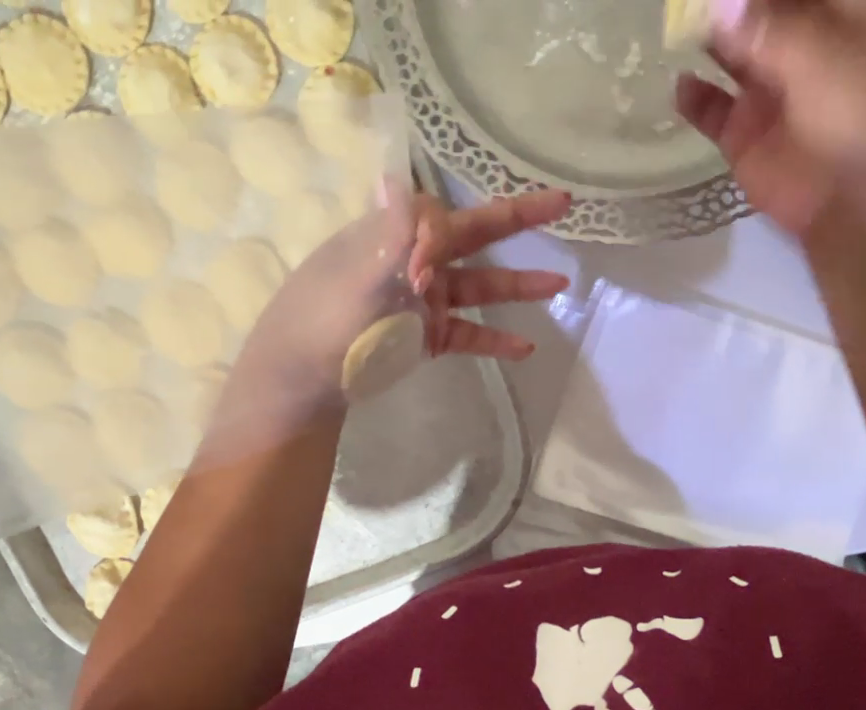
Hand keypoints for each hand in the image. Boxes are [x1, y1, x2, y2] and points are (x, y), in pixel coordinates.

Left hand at [238, 188, 570, 389]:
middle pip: (473, 236)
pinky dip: (496, 340)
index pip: (441, 216)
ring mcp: (425, 303)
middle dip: (516, 221)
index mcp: (394, 237)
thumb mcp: (358, 274)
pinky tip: (526, 346)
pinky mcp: (429, 338)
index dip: (449, 232)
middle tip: (561, 205)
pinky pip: (470, 335)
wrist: (305, 377)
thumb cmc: (326, 319)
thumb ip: (389, 234)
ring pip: (480, 287)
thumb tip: (394, 176)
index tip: (424, 271)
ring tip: (560, 283)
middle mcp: (414, 263)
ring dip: (518, 284)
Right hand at [675, 0, 865, 236]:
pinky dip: (693, 97)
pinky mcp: (744, 135)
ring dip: (707, 35)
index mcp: (842, 14)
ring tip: (675, 22)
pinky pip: (711, 109)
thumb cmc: (859, 119)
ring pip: (732, 50)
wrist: (857, 208)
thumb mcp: (821, 56)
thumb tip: (718, 4)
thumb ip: (766, 26)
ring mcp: (771, 92)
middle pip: (761, 8)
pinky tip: (679, 85)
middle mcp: (804, 46)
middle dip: (729, 2)